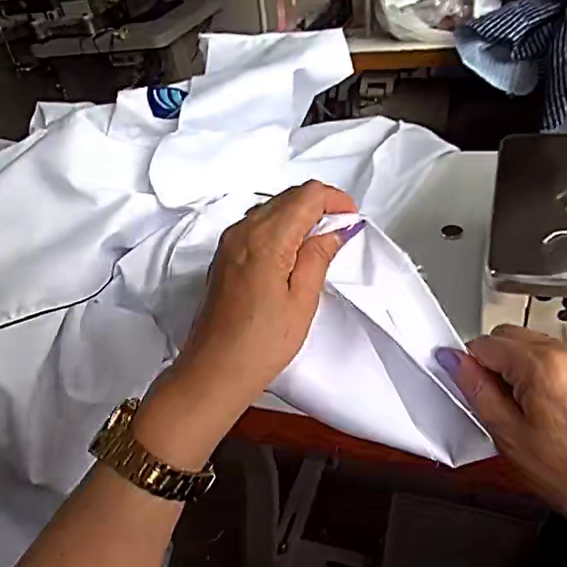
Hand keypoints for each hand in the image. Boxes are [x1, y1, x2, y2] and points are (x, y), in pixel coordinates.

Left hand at [156, 181, 358, 428]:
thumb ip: (318, 257)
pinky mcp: (224, 256)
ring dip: (300, 214)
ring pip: (272, 207)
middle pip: (288, 196)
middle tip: (343, 227)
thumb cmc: (256, 345)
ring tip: (323, 241)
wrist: (216, 370)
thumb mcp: (302, 300)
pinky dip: (281, 227)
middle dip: (320, 204)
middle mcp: (241, 234)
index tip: (351, 216)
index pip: (306, 196)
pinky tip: (296, 251)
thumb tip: (333, 232)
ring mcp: (229, 243)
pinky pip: (257, 225)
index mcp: (265, 241)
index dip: (335, 200)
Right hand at [442, 326, 566, 544]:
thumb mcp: (509, 435)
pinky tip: (541, 414)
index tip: (466, 385)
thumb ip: (477, 391)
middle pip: (509, 337)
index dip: (469, 366)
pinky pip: (553, 360)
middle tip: (492, 404)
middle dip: (492, 364)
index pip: (486, 343)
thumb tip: (458, 365)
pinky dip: (538, 377)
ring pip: (531, 347)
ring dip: (516, 371)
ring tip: (521, 415)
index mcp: (544, 364)